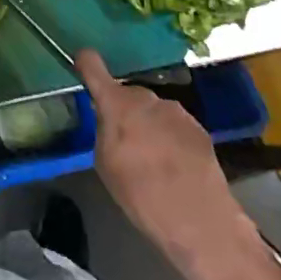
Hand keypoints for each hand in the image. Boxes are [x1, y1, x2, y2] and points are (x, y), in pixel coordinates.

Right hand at [77, 48, 275, 279]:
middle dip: (123, 110)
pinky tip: (174, 164)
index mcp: (117, 106)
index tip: (82, 60)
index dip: (87, 63)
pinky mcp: (198, 126)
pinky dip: (169, 136)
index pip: (95, 68)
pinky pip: (173, 123)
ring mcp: (175, 110)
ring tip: (152, 159)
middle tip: (123, 141)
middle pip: (128, 95)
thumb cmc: (141, 195)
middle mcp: (147, 98)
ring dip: (148, 124)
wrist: (198, 219)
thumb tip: (110, 117)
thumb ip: (104, 130)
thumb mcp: (105, 164)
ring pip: (152, 109)